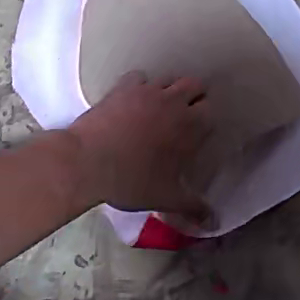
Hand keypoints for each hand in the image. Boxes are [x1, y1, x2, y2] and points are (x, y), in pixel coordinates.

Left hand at [63, 72, 214, 226]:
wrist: (86, 163)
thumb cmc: (132, 181)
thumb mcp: (166, 198)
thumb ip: (193, 207)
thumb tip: (212, 222)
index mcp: (190, 126)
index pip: (211, 110)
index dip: (206, 120)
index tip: (198, 134)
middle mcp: (173, 102)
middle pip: (195, 85)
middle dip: (194, 97)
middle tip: (184, 117)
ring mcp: (147, 91)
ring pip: (169, 79)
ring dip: (170, 90)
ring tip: (161, 108)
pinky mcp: (123, 88)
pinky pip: (139, 77)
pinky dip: (141, 86)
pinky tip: (134, 101)